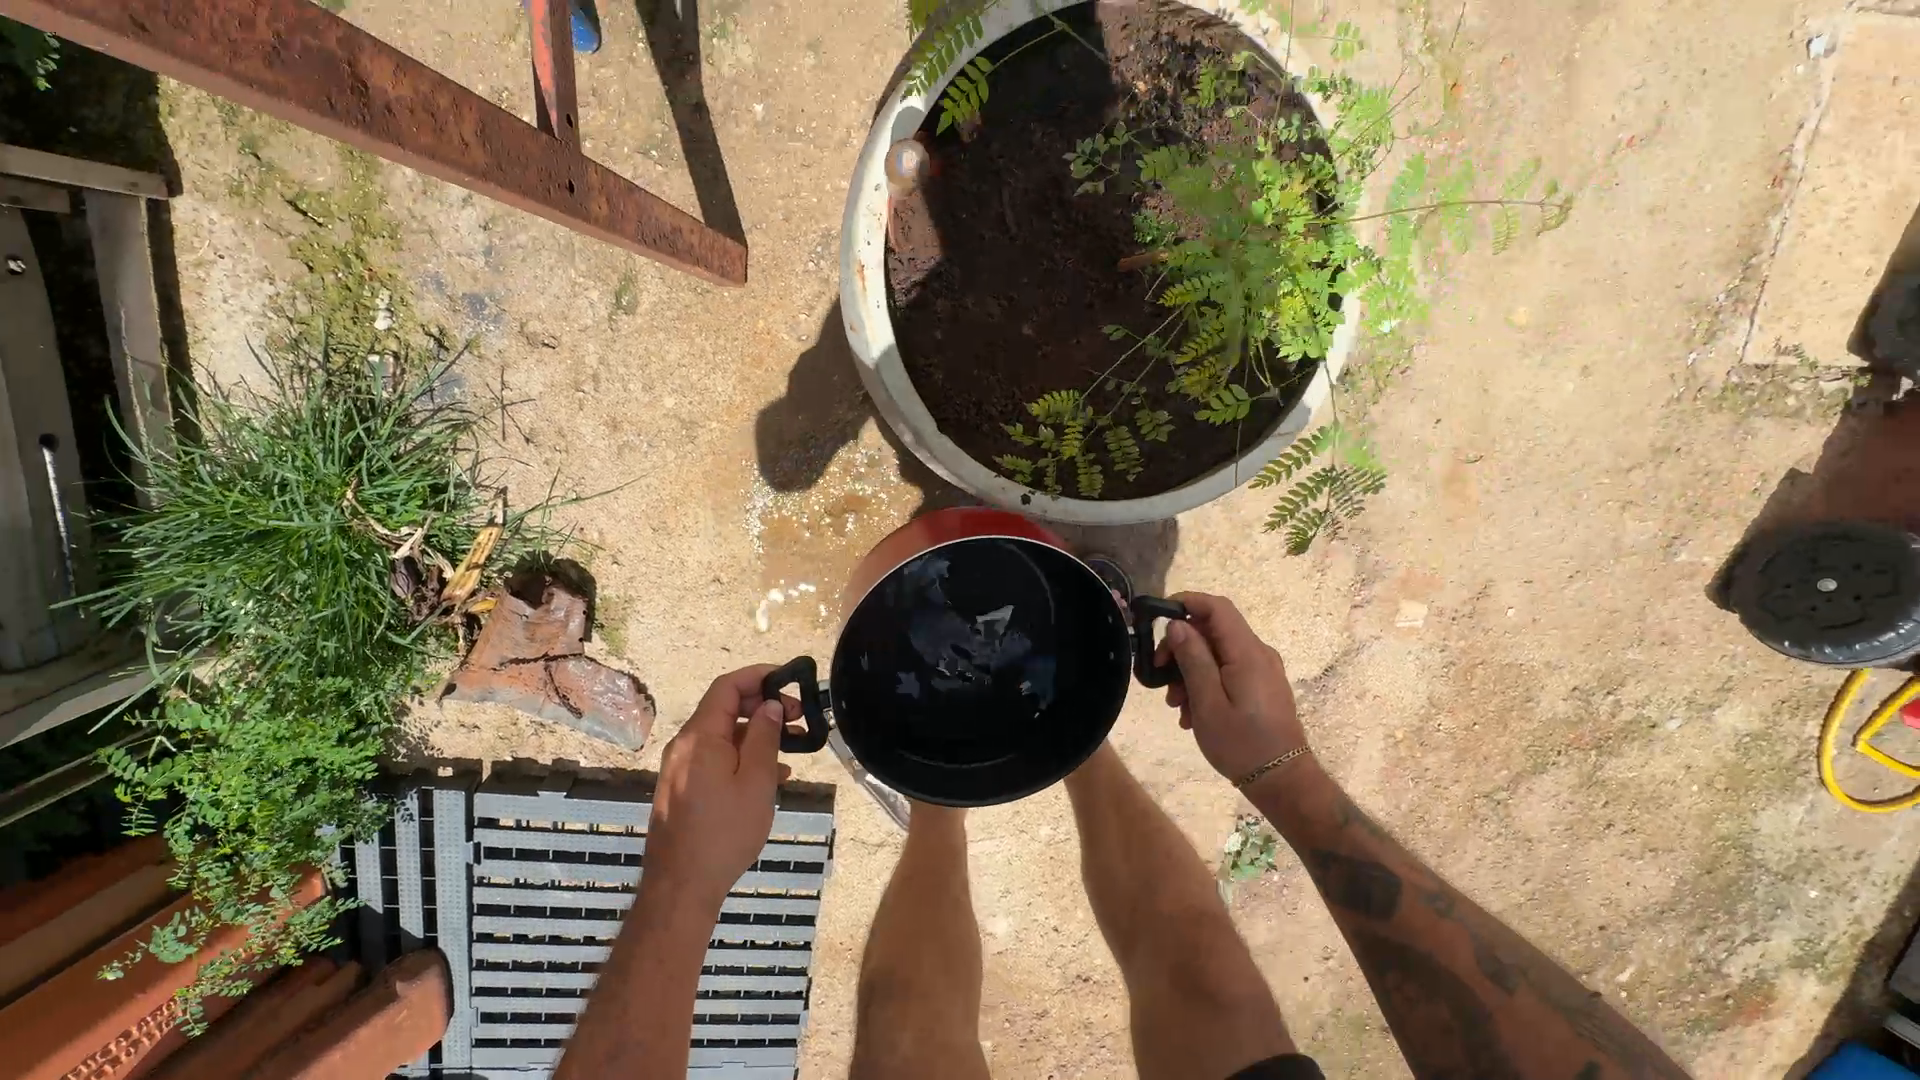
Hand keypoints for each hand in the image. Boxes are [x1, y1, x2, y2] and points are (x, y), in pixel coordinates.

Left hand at [643, 666, 796, 905]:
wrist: (681, 887)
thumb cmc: (724, 832)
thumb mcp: (756, 781)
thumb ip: (766, 738)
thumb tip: (772, 706)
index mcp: (700, 736)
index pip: (727, 687)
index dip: (759, 676)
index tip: (789, 681)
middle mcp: (685, 745)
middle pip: (725, 709)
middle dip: (764, 707)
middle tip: (798, 717)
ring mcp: (681, 768)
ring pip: (723, 736)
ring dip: (758, 734)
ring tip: (793, 747)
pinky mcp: (683, 789)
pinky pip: (715, 758)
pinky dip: (743, 756)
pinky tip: (771, 775)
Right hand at [1156, 592, 1307, 782]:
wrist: (1281, 781)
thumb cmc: (1241, 743)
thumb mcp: (1207, 703)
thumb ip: (1192, 659)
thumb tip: (1178, 625)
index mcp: (1247, 653)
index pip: (1217, 607)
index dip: (1186, 602)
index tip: (1157, 617)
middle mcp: (1258, 654)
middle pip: (1213, 630)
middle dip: (1181, 646)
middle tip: (1159, 673)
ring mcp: (1262, 670)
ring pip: (1217, 653)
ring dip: (1190, 670)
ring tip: (1174, 703)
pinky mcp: (1260, 686)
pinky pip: (1227, 670)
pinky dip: (1205, 682)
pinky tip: (1191, 712)